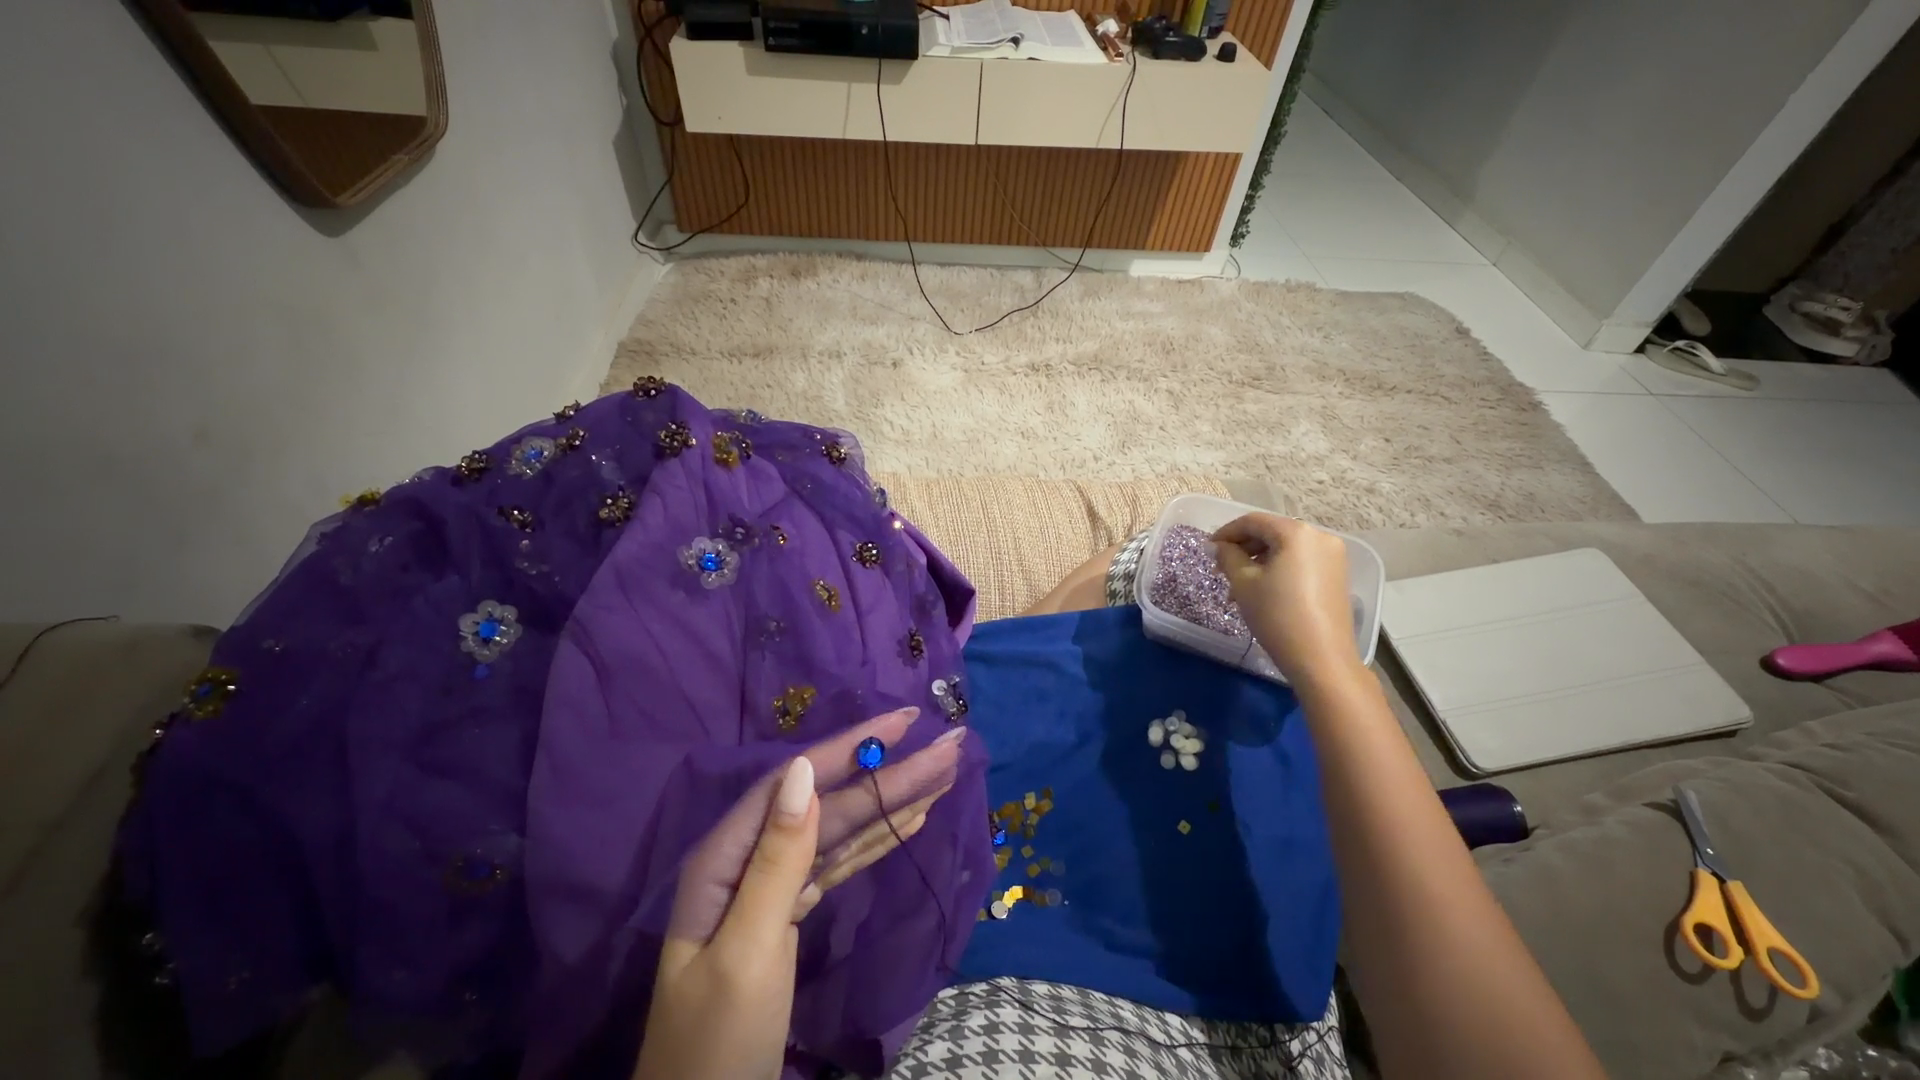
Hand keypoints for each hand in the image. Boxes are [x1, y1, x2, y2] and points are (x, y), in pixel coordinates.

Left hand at [635, 710, 964, 1079]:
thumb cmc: (717, 1038)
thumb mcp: (748, 948)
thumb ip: (778, 857)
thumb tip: (805, 770)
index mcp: (726, 856)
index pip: (797, 783)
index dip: (851, 747)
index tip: (904, 721)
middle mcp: (749, 860)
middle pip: (828, 806)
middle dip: (889, 775)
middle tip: (951, 747)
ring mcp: (772, 889)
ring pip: (841, 833)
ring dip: (891, 803)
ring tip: (943, 773)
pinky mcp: (790, 916)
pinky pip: (839, 866)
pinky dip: (876, 842)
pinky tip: (909, 821)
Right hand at [1212, 513, 1361, 688]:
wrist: (1321, 658)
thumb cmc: (1277, 615)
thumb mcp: (1243, 583)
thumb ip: (1227, 556)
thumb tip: (1219, 546)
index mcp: (1296, 532)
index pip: (1253, 521)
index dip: (1226, 532)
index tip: (1209, 549)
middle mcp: (1320, 536)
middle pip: (1272, 532)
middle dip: (1244, 548)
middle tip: (1221, 569)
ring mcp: (1333, 556)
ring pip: (1286, 549)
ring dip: (1259, 561)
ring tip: (1239, 587)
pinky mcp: (1337, 575)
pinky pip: (1301, 562)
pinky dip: (1279, 569)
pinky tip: (1263, 590)